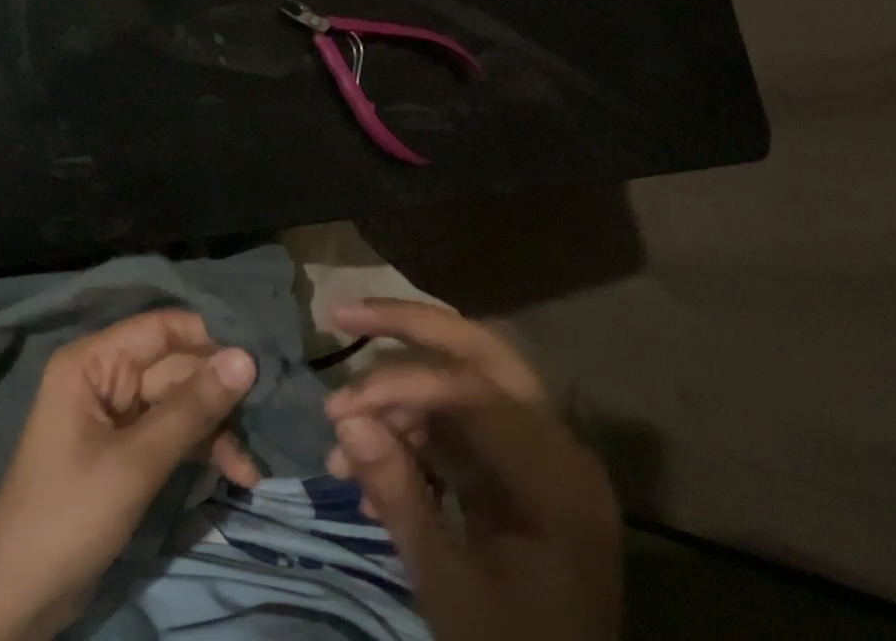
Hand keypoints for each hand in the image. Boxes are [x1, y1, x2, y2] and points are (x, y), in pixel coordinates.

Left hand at [0, 310, 258, 640]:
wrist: (23, 588)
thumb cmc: (72, 512)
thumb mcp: (136, 461)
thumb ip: (191, 408)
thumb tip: (247, 356)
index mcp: (92, 362)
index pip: (162, 329)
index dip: (211, 340)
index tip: (264, 364)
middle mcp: (102, 378)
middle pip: (175, 367)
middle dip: (219, 396)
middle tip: (268, 424)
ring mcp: (113, 415)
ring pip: (178, 403)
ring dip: (215, 431)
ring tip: (250, 473)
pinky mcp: (124, 450)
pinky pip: (170, 433)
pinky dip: (199, 451)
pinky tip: (235, 475)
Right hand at [323, 300, 621, 640]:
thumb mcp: (446, 581)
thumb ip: (398, 494)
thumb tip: (346, 421)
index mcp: (555, 480)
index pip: (474, 393)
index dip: (399, 386)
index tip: (337, 411)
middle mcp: (558, 450)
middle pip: (484, 354)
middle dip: (410, 327)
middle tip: (342, 314)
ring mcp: (541, 459)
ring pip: (466, 384)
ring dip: (398, 395)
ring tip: (340, 436)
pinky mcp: (519, 474)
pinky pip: (459, 427)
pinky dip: (410, 430)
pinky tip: (367, 465)